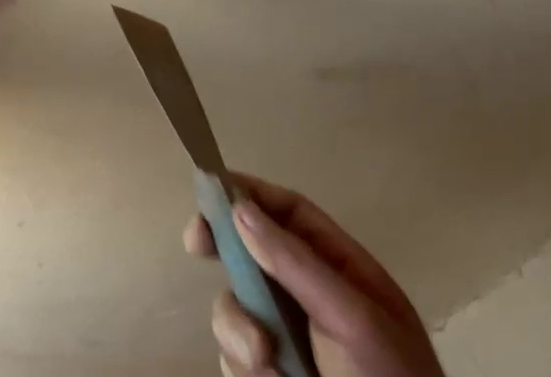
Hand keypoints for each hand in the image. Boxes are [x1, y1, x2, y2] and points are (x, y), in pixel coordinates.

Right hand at [183, 174, 443, 376]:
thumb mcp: (354, 320)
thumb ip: (297, 264)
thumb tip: (239, 209)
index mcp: (342, 271)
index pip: (289, 212)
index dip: (248, 193)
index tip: (207, 190)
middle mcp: (310, 296)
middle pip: (249, 251)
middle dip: (222, 253)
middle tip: (196, 246)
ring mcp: (288, 336)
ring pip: (233, 306)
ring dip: (238, 330)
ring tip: (267, 362)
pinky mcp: (271, 370)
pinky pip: (232, 352)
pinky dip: (242, 366)